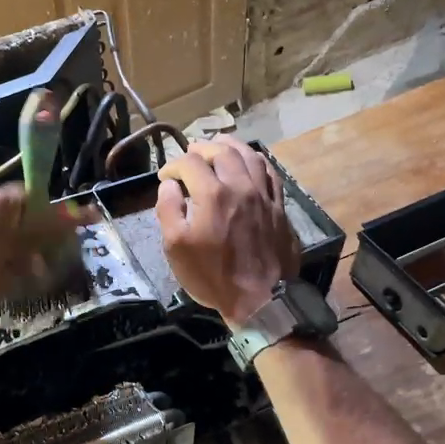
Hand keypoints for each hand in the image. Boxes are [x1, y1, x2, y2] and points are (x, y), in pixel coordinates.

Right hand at [156, 136, 300, 324]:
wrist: (261, 299)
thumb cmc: (212, 275)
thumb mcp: (176, 248)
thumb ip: (168, 210)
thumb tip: (169, 185)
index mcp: (212, 194)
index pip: (190, 163)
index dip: (173, 165)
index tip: (165, 176)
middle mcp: (241, 186)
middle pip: (221, 152)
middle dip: (202, 148)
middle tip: (190, 151)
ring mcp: (264, 195)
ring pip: (249, 156)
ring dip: (231, 146)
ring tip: (219, 144)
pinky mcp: (279, 207)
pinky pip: (270, 173)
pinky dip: (256, 161)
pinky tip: (250, 162)